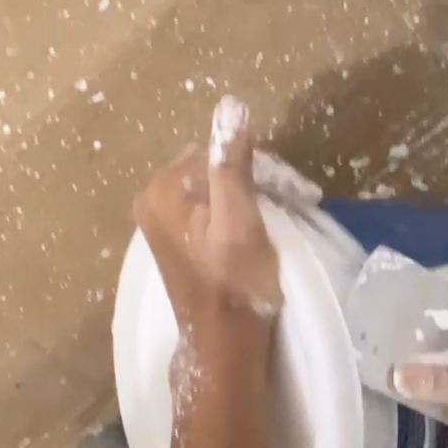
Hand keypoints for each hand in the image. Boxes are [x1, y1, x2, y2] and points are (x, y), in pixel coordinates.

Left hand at [132, 97, 282, 351]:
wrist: (223, 343)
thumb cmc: (235, 282)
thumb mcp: (239, 217)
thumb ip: (230, 162)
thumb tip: (229, 104)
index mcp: (162, 189)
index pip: (217, 152)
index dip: (260, 166)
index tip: (295, 188)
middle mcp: (151, 199)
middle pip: (212, 168)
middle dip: (256, 178)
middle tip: (296, 198)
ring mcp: (159, 221)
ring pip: (212, 188)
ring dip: (249, 194)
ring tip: (284, 211)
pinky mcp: (173, 240)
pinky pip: (206, 209)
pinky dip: (234, 211)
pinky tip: (256, 227)